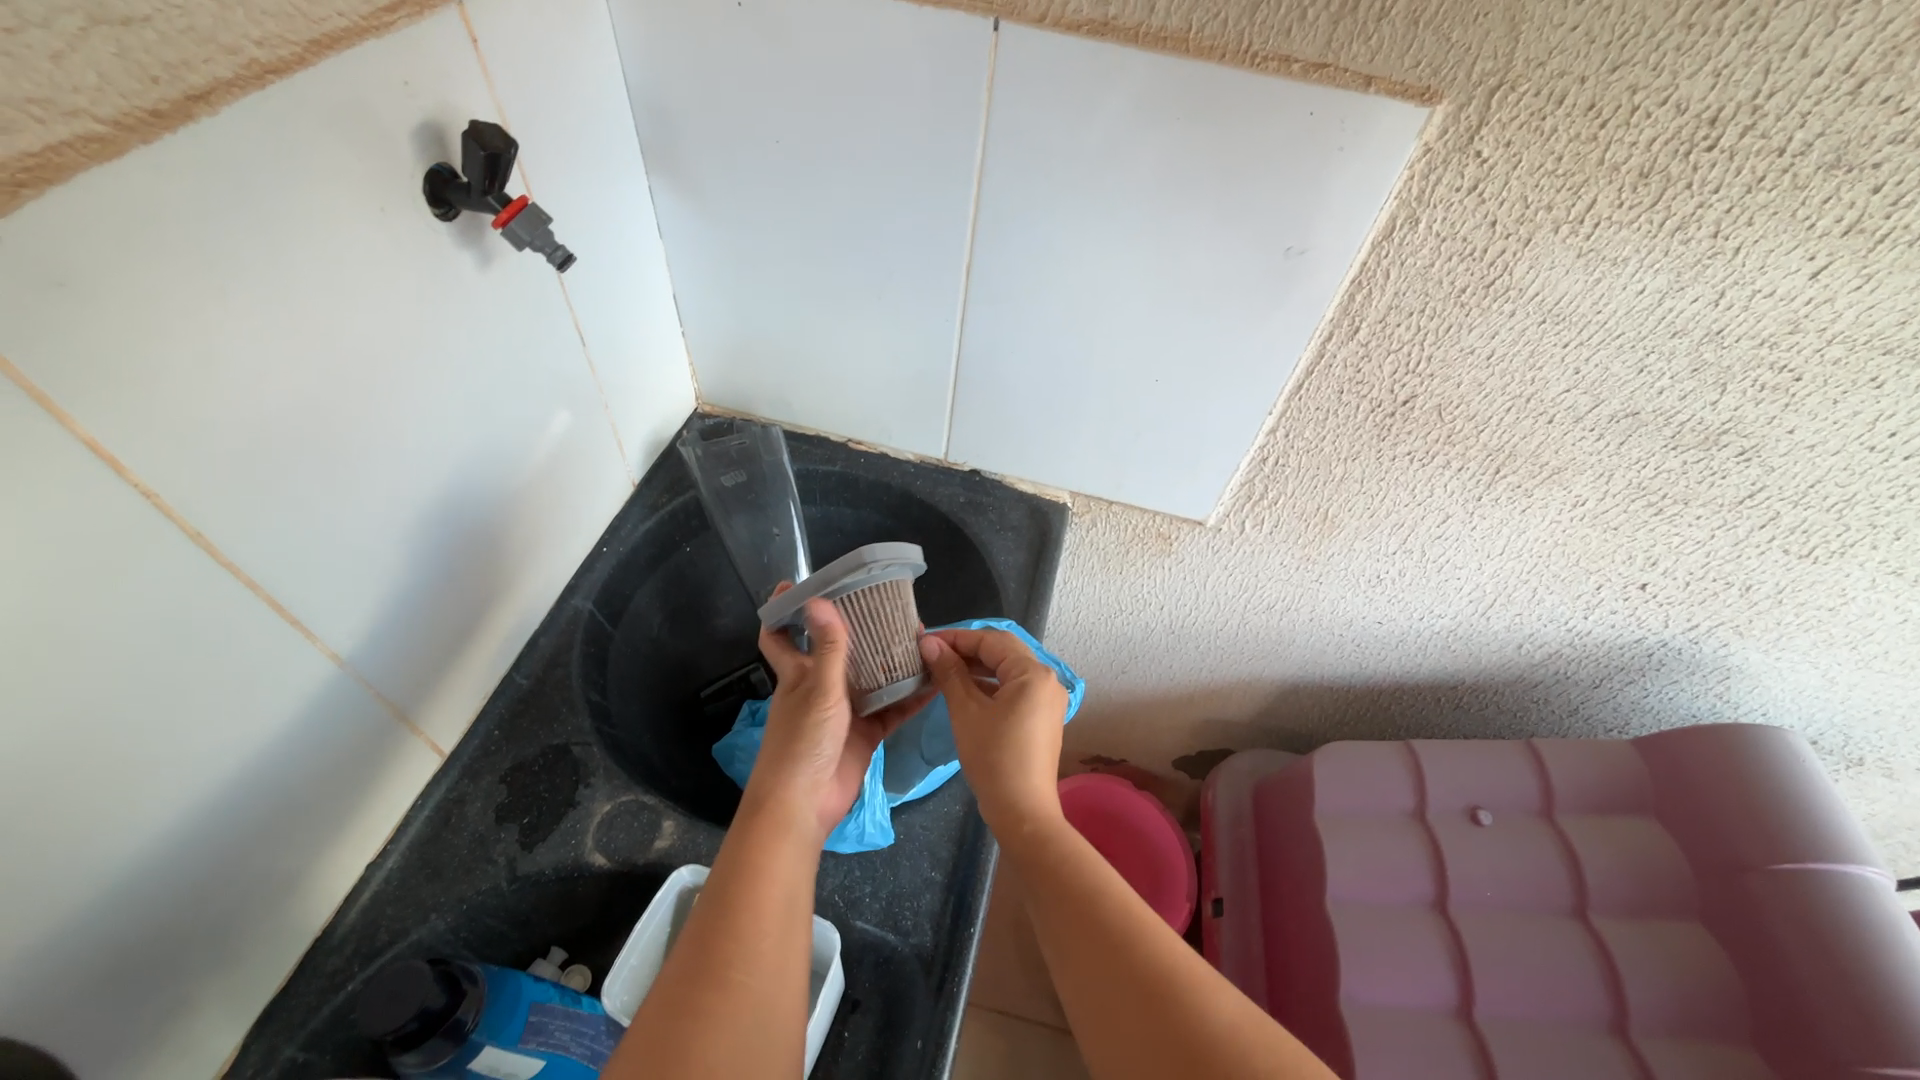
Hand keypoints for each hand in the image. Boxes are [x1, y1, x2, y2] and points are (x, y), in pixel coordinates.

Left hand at [751, 590, 935, 840]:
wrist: (804, 806)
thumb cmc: (801, 743)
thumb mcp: (818, 690)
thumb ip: (827, 648)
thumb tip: (819, 599)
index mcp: (798, 674)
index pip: (780, 636)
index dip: (783, 611)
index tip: (797, 586)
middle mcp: (821, 687)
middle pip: (840, 651)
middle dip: (861, 630)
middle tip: (890, 607)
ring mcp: (845, 712)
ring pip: (872, 679)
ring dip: (893, 662)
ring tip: (922, 637)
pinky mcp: (866, 734)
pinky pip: (892, 710)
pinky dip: (912, 697)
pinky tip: (936, 681)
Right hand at [918, 627, 1069, 835]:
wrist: (1021, 810)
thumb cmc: (993, 757)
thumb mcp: (966, 711)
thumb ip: (949, 672)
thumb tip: (929, 644)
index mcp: (1033, 673)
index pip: (991, 640)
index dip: (956, 637)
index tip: (926, 640)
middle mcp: (1047, 680)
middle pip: (1003, 651)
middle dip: (967, 650)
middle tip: (932, 652)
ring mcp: (1047, 700)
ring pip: (1007, 670)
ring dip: (977, 667)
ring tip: (942, 669)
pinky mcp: (1041, 717)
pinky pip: (1013, 689)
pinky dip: (989, 685)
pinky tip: (963, 690)